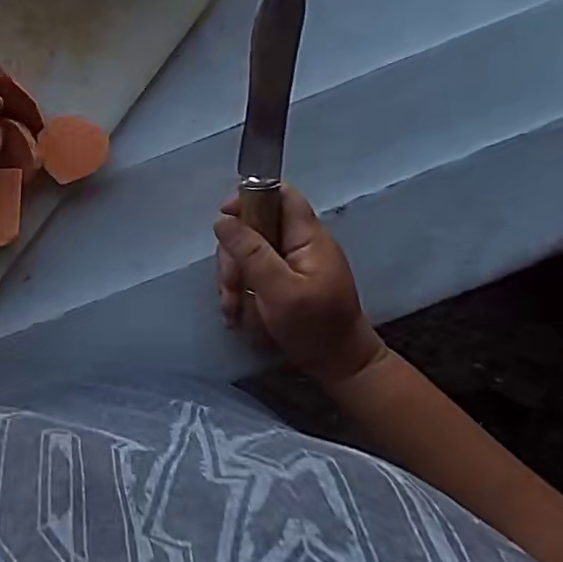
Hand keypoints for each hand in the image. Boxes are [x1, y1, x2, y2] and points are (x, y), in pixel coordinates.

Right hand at [214, 184, 389, 386]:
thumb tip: (222, 220)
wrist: (340, 367)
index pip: (280, 194)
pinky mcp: (282, 280)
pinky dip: (240, 289)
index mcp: (308, 237)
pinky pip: (252, 271)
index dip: (250, 195)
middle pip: (255, 226)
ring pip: (248, 251)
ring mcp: (290, 262)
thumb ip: (251, 253)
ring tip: (231, 308)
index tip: (224, 217)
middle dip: (234, 254)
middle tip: (229, 285)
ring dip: (233, 276)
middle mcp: (298, 243)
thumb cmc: (315, 328)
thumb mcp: (280, 291)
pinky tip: (236, 312)